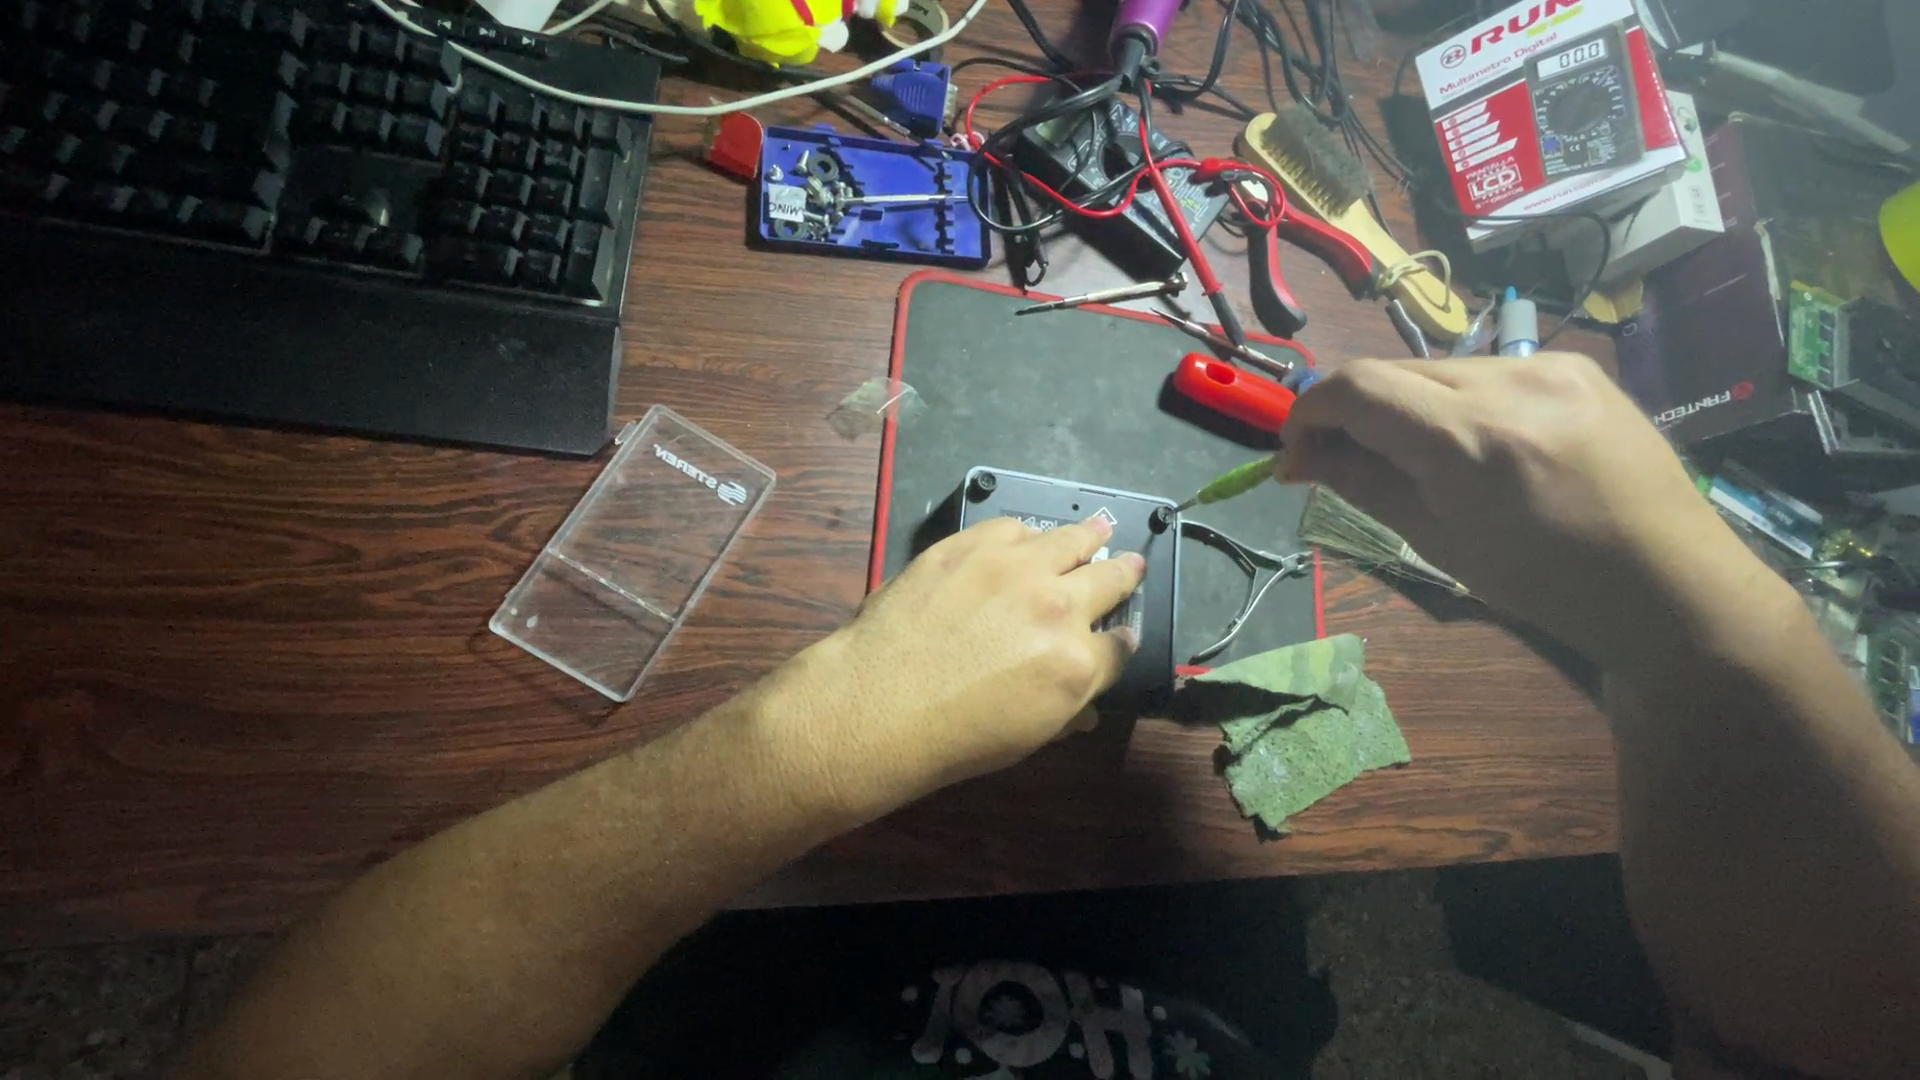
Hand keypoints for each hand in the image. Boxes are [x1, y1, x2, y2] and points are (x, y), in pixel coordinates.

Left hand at [774, 515, 1144, 815]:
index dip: (1122, 642)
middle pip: (1108, 579)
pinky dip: (1025, 535)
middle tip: (1132, 563)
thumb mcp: (1027, 739)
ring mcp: (1013, 568)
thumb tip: (1090, 705)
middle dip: (1125, 573)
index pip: (1120, 646)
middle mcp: (1057, 606)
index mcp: (1078, 663)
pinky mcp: (970, 546)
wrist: (877, 703)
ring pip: (1069, 540)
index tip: (1120, 635)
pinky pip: (1012, 528)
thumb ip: (1068, 713)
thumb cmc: (954, 738)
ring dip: (1089, 536)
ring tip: (1099, 528)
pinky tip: (1026, 537)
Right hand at [1277, 353, 1763, 667]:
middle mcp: (1510, 382)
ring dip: (1397, 407)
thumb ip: (1360, 482)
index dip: (1306, 414)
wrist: (1669, 583)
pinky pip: (1478, 371)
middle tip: (1339, 462)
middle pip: (1387, 371)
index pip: (1354, 388)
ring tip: (1409, 458)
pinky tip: (1465, 443)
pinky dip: (1445, 400)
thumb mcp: (1433, 538)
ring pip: (1429, 368)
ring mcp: (1549, 365)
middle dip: (1347, 413)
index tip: (1295, 455)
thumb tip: (1296, 458)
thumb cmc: (1540, 581)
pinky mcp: (1573, 365)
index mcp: (1470, 439)